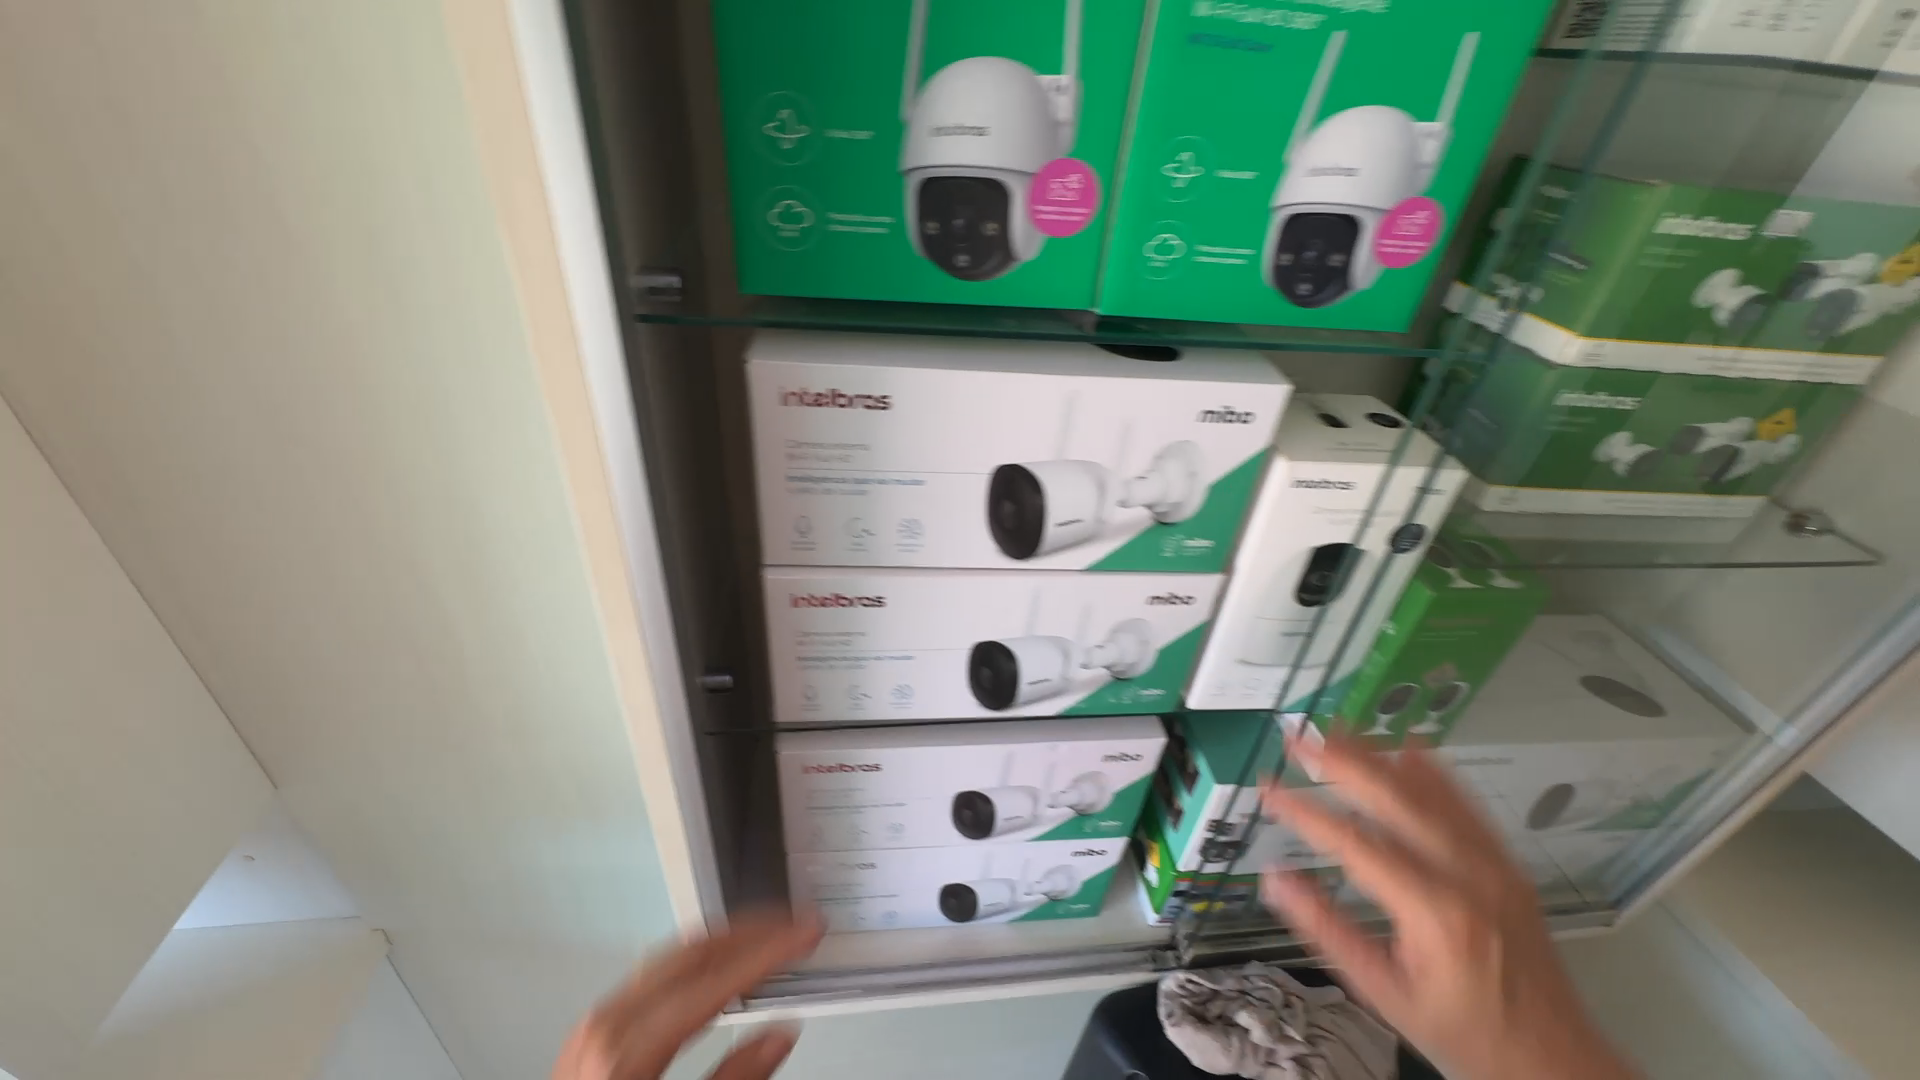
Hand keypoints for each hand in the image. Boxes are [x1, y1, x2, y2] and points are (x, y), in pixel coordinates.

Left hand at [552, 909, 824, 1079]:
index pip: (716, 977)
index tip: (808, 932)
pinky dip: (700, 956)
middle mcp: (609, 1022)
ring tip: (770, 935)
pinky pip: (657, 970)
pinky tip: (721, 962)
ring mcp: (598, 1020)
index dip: (770, 949)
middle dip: (755, 930)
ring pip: (675, 952)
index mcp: (627, 1051)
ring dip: (730, 937)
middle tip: (798, 924)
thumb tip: (780, 1035)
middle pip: (695, 950)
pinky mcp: (596, 1027)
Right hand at [1261, 736, 1636, 1079]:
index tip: (1267, 788)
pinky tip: (1406, 747)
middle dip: (1340, 761)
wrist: (1558, 1062)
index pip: (1354, 843)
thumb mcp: (1383, 993)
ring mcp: (1492, 864)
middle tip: (1296, 737)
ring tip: (1335, 729)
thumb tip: (1274, 878)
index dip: (1305, 811)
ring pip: (1429, 792)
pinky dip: (1432, 771)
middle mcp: (1466, 875)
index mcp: (1432, 911)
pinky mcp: (1506, 863)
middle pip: (1394, 799)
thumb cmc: (1462, 1034)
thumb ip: (1327, 930)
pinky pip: (1466, 804)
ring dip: (1378, 755)